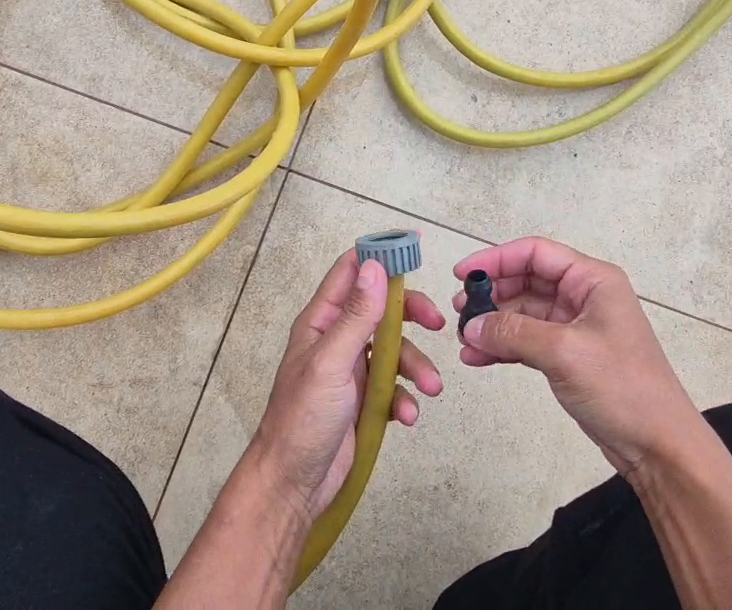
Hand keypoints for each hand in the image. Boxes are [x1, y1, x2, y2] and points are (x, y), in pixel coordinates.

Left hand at [250, 251, 445, 518]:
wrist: (294, 485)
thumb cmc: (302, 419)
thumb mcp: (331, 362)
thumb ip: (355, 316)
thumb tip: (376, 267)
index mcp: (322, 321)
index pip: (351, 272)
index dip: (381, 256)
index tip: (414, 247)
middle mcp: (338, 338)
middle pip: (383, 309)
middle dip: (412, 315)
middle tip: (437, 323)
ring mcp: (352, 369)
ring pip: (395, 350)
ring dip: (416, 366)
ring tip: (430, 389)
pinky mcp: (365, 400)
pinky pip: (395, 387)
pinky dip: (406, 398)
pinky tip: (407, 417)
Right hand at [454, 236, 703, 474]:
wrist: (659, 446)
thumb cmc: (621, 387)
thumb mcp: (564, 352)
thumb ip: (513, 333)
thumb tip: (470, 326)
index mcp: (592, 280)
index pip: (535, 253)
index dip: (496, 259)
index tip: (462, 274)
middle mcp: (584, 296)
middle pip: (526, 280)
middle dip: (492, 294)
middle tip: (458, 311)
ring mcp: (576, 327)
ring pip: (523, 312)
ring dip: (493, 324)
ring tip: (463, 339)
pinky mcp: (569, 356)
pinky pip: (527, 340)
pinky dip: (502, 347)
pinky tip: (477, 358)